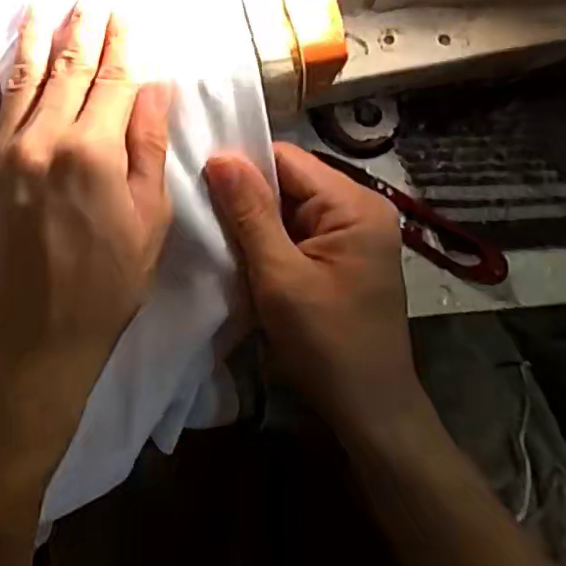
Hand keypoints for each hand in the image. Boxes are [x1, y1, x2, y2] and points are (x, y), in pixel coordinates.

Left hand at [0, 3, 173, 499]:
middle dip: (80, 27)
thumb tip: (153, 88)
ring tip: (38, 2)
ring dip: (31, 37)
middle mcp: (45, 138)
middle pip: (67, 68)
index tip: (124, 11)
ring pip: (21, 79)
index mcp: (95, 150)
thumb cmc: (104, 285)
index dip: (122, 42)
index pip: (114, 79)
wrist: (29, 334)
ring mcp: (3, 151)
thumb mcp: (148, 221)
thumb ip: (148, 148)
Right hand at [204, 142, 427, 436]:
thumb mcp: (279, 275)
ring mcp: (352, 233)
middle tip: (199, 207)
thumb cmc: (325, 342)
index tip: (197, 179)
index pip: (287, 159)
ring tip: (214, 229)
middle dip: (245, 194)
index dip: (241, 165)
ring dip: (253, 219)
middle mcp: (359, 208)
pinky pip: (295, 229)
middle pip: (289, 180)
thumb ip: (250, 213)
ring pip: (288, 206)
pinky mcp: (340, 255)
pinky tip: (241, 251)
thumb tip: (220, 157)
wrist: (368, 408)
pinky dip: (267, 238)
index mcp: (354, 204)